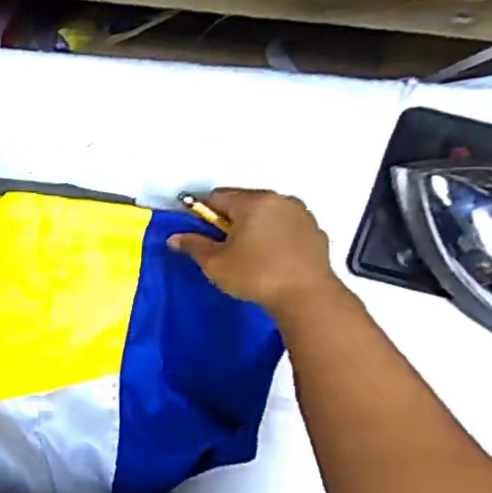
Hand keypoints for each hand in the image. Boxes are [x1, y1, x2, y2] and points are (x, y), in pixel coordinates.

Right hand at [168, 188, 344, 317]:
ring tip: (249, 254)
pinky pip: (286, 226)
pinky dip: (275, 235)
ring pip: (267, 213)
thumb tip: (174, 238)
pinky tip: (271, 258)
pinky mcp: (316, 231)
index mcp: (253, 202)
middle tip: (224, 247)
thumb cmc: (255, 275)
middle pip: (244, 202)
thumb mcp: (215, 263)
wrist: (306, 296)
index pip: (217, 196)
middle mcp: (280, 200)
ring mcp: (302, 214)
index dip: (203, 214)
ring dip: (254, 226)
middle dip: (230, 219)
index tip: (202, 235)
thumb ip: (193, 245)